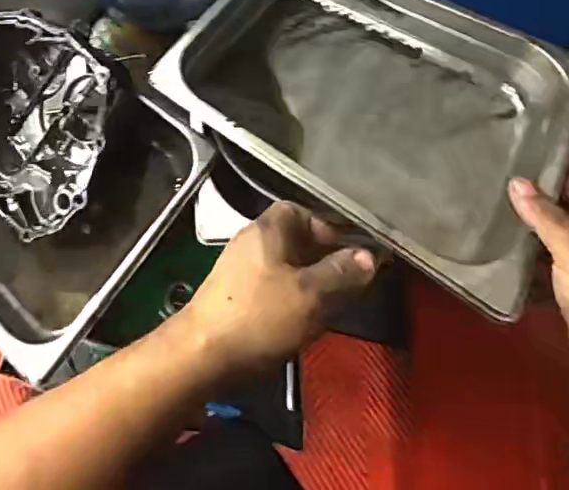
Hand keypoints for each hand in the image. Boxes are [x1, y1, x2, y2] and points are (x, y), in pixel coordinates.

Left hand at [175, 201, 377, 377]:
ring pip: (287, 266)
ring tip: (332, 305)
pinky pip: (273, 287)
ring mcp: (241, 269)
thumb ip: (341, 274)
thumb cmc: (259, 316)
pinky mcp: (235, 296)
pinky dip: (292, 299)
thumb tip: (367, 256)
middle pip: (297, 240)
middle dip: (325, 260)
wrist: (201, 356)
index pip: (304, 211)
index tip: (352, 251)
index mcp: (268, 228)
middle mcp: (253, 240)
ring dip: (311, 283)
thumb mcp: (310, 295)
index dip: (330, 228)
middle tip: (349, 282)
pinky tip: (304, 321)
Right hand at [509, 177, 568, 419]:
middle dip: (544, 209)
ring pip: (567, 251)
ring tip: (498, 222)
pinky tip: (513, 264)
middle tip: (499, 194)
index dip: (557, 180)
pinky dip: (540, 269)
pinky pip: (561, 279)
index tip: (520, 168)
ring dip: (539, 240)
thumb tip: (517, 181)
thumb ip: (547, 219)